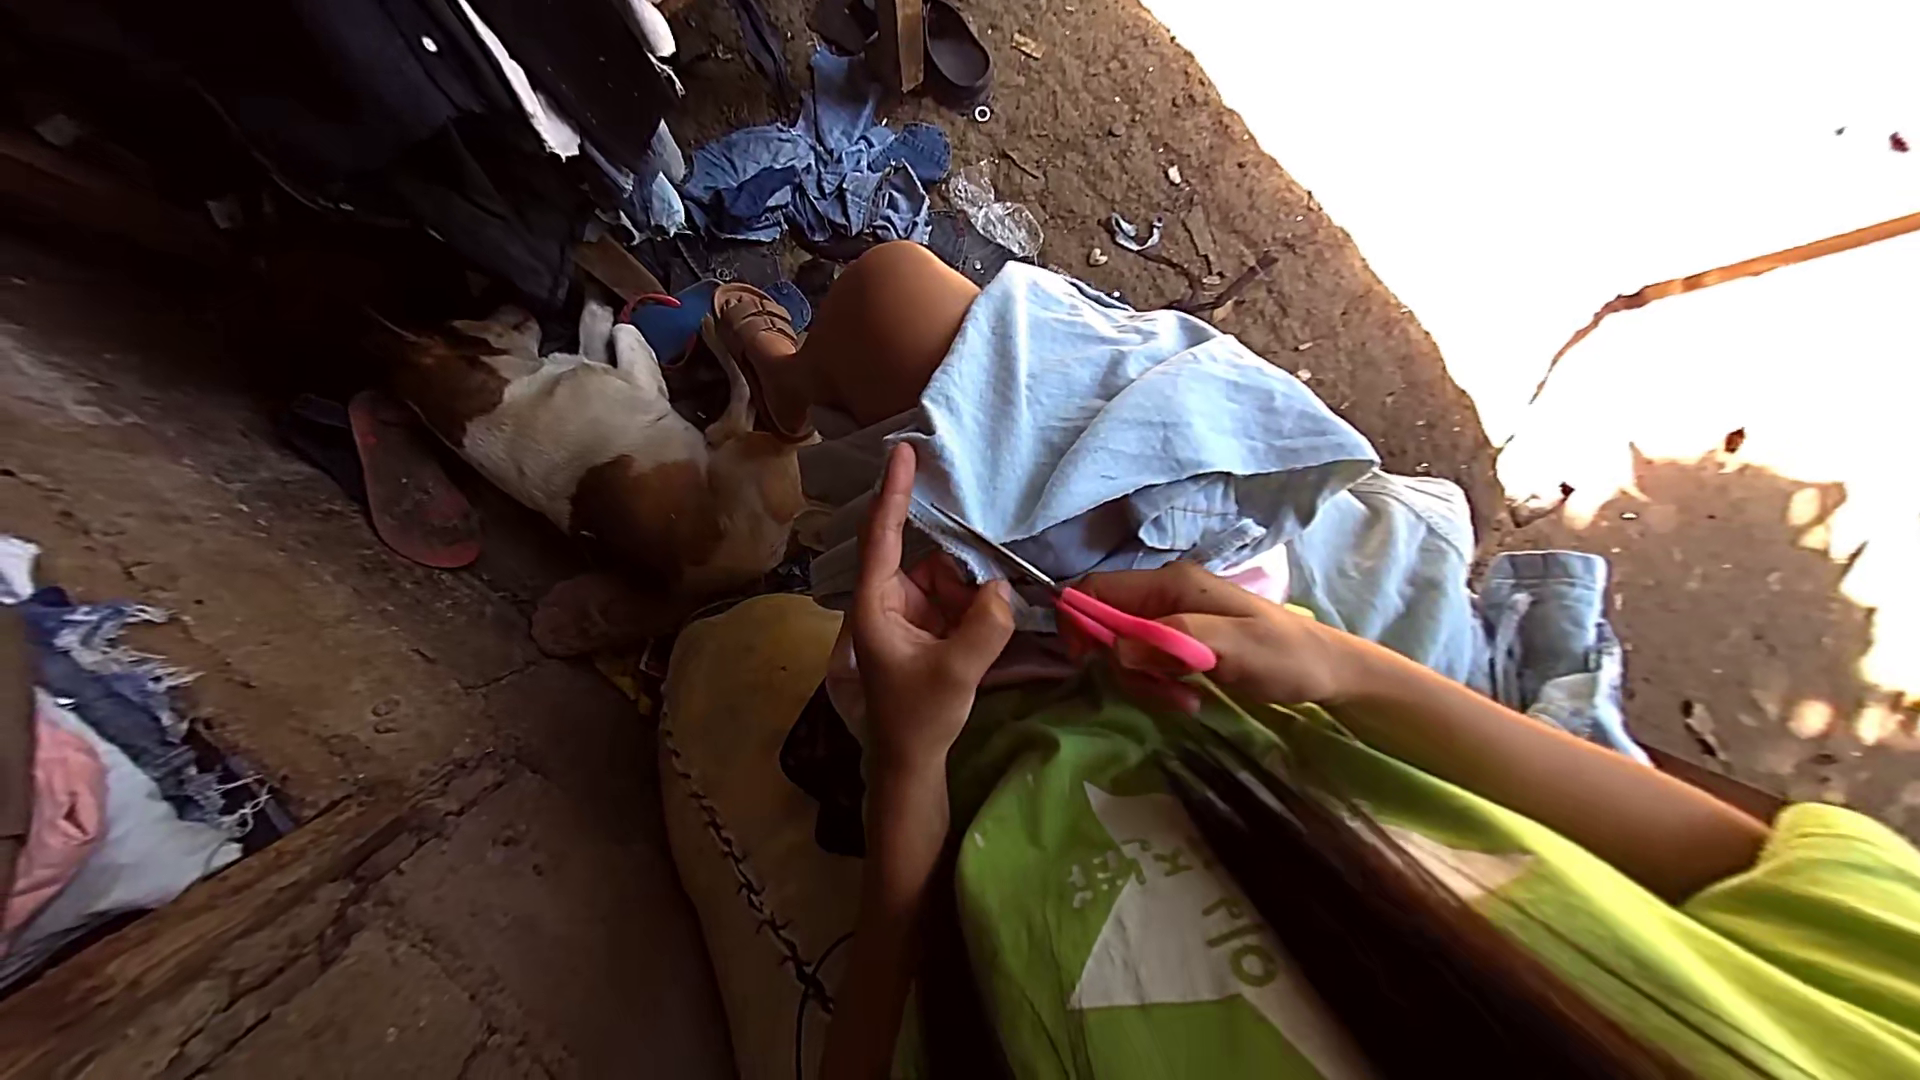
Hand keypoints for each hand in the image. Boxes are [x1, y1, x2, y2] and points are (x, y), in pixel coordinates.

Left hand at [852, 443, 1014, 772]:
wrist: (912, 760)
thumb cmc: (917, 718)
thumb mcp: (954, 674)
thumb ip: (985, 626)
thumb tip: (1003, 588)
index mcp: (876, 604)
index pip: (881, 537)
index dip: (892, 492)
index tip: (902, 451)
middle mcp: (890, 598)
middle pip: (928, 559)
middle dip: (959, 571)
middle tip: (979, 593)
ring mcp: (911, 610)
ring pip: (949, 579)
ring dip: (973, 595)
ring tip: (980, 633)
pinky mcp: (931, 623)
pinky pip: (959, 598)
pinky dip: (978, 605)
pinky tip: (988, 627)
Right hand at [1072, 562, 1361, 708]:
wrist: (1328, 669)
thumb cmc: (1284, 655)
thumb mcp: (1233, 648)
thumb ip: (1173, 639)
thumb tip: (1115, 646)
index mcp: (1170, 583)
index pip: (1097, 588)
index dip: (1079, 619)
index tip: (1085, 659)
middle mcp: (1163, 593)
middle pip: (1106, 622)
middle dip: (1121, 662)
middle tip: (1159, 691)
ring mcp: (1170, 615)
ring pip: (1123, 647)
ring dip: (1143, 679)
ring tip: (1184, 698)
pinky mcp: (1179, 637)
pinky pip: (1146, 659)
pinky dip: (1157, 682)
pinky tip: (1188, 696)